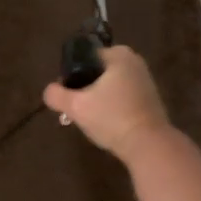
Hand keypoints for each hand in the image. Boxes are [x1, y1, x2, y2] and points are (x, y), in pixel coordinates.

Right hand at [43, 45, 172, 159]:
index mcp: (119, 55)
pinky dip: (114, 107)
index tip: (68, 95)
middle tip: (77, 109)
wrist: (149, 145)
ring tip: (90, 119)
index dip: (72, 75)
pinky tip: (107, 124)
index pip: (86, 57)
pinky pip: (124, 97)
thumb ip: (57, 95)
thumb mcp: (77, 107)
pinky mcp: (151, 99)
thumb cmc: (112, 118)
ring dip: (99, 99)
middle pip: (99, 72)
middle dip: (86, 89)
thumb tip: (49, 91)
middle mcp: (135, 62)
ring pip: (111, 86)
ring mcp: (146, 80)